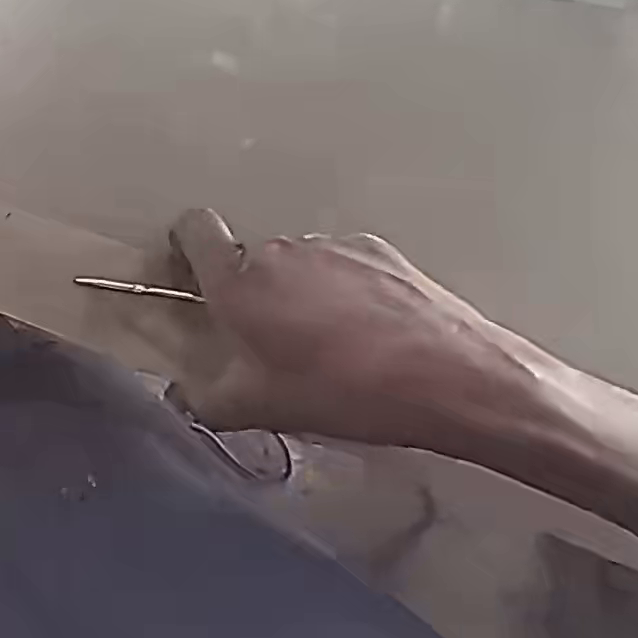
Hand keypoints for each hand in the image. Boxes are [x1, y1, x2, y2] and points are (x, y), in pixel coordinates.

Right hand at [168, 210, 561, 457]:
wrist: (458, 381)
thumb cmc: (344, 391)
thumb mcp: (261, 409)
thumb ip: (205, 401)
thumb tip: (179, 400)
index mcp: (238, 281)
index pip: (194, 228)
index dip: (188, 242)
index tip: (196, 271)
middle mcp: (276, 250)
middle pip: (248, 258)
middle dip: (255, 290)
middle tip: (279, 339)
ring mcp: (329, 246)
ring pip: (295, 263)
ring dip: (300, 290)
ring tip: (336, 342)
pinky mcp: (377, 249)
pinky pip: (342, 264)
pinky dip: (345, 287)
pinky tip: (375, 331)